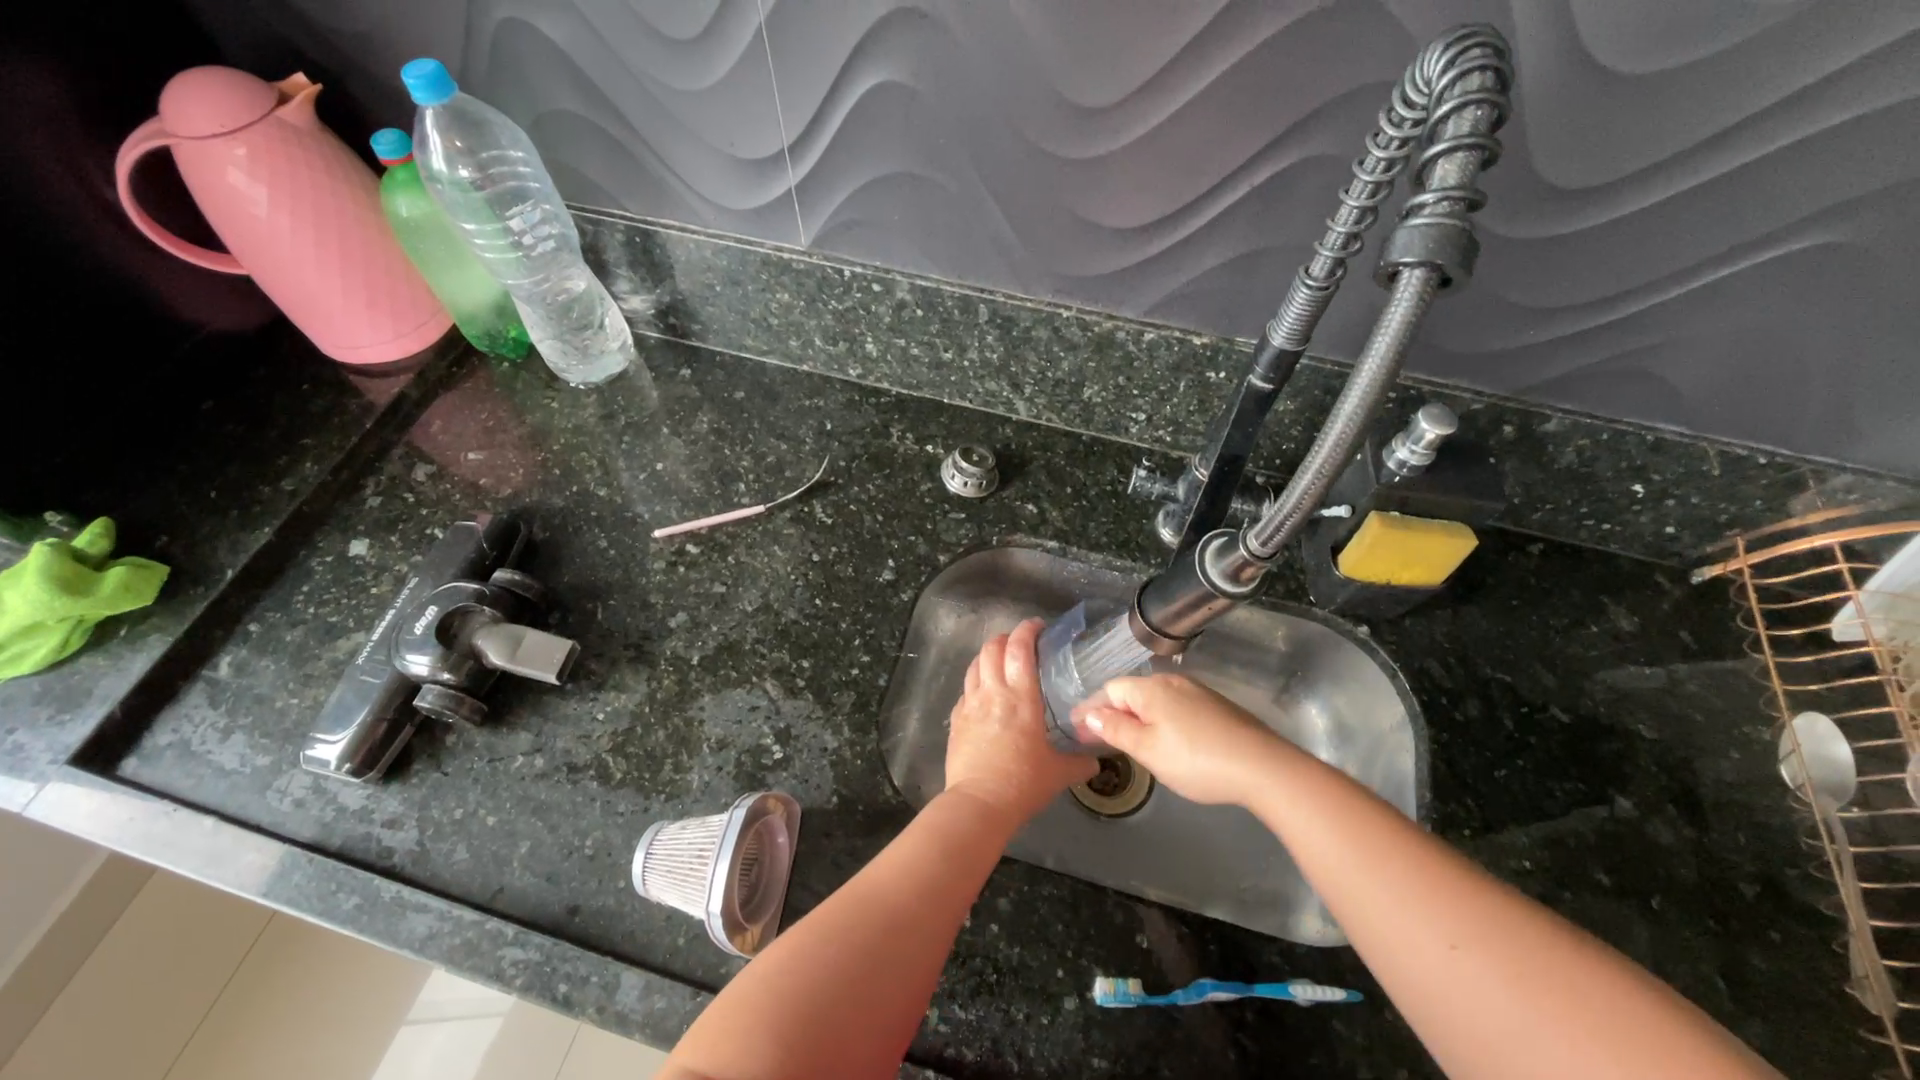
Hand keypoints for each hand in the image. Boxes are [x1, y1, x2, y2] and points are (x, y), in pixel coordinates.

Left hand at [945, 618, 1096, 823]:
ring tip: (1000, 662)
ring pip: (974, 666)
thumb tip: (1095, 762)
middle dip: (1005, 639)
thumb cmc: (1023, 784)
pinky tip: (983, 696)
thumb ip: (1079, 763)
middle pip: (992, 649)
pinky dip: (975, 684)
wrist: (978, 803)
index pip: (1020, 648)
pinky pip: (965, 691)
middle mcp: (993, 693)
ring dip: (987, 657)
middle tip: (1020, 644)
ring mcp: (970, 705)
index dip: (1027, 630)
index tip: (1037, 626)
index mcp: (1021, 697)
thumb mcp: (1059, 773)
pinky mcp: (955, 721)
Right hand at [1072, 673, 1291, 806]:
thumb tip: (1089, 715)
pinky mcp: (1216, 709)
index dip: (1091, 709)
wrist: (1263, 767)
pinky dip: (1161, 722)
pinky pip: (1176, 709)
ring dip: (1138, 718)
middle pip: (1133, 693)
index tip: (1075, 729)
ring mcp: (1198, 694)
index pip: (1110, 690)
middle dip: (1113, 713)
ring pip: (1156, 701)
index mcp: (1152, 689)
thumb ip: (1115, 730)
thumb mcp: (1148, 750)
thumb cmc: (1196, 760)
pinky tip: (1165, 743)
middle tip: (1097, 739)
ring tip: (1128, 743)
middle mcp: (1174, 683)